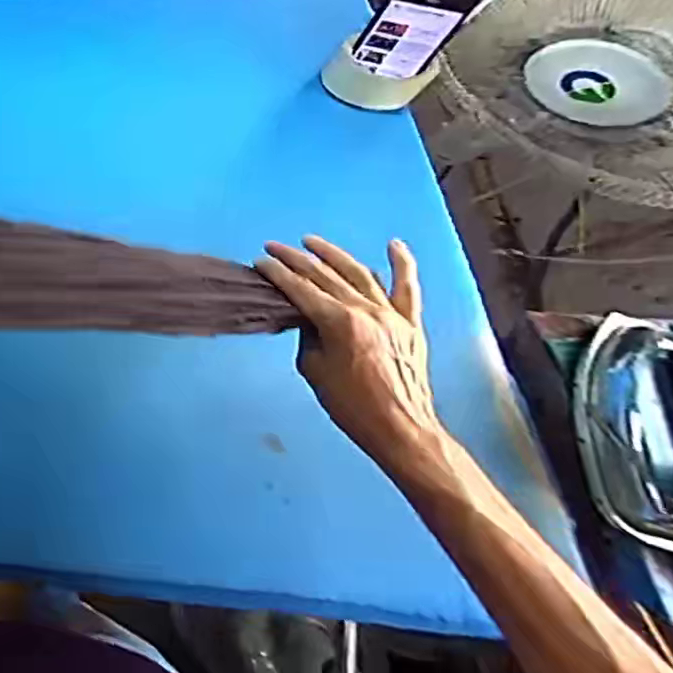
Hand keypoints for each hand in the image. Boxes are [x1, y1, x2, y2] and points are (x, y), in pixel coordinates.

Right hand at [254, 236, 450, 474]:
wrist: (402, 430)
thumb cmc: (351, 405)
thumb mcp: (313, 368)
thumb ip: (308, 334)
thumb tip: (308, 316)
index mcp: (338, 322)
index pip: (299, 288)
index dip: (276, 272)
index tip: (261, 261)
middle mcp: (365, 311)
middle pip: (324, 275)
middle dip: (294, 258)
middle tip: (274, 247)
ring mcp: (391, 315)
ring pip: (358, 273)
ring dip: (332, 253)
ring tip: (311, 241)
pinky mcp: (410, 324)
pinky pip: (407, 289)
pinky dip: (402, 264)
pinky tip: (394, 245)